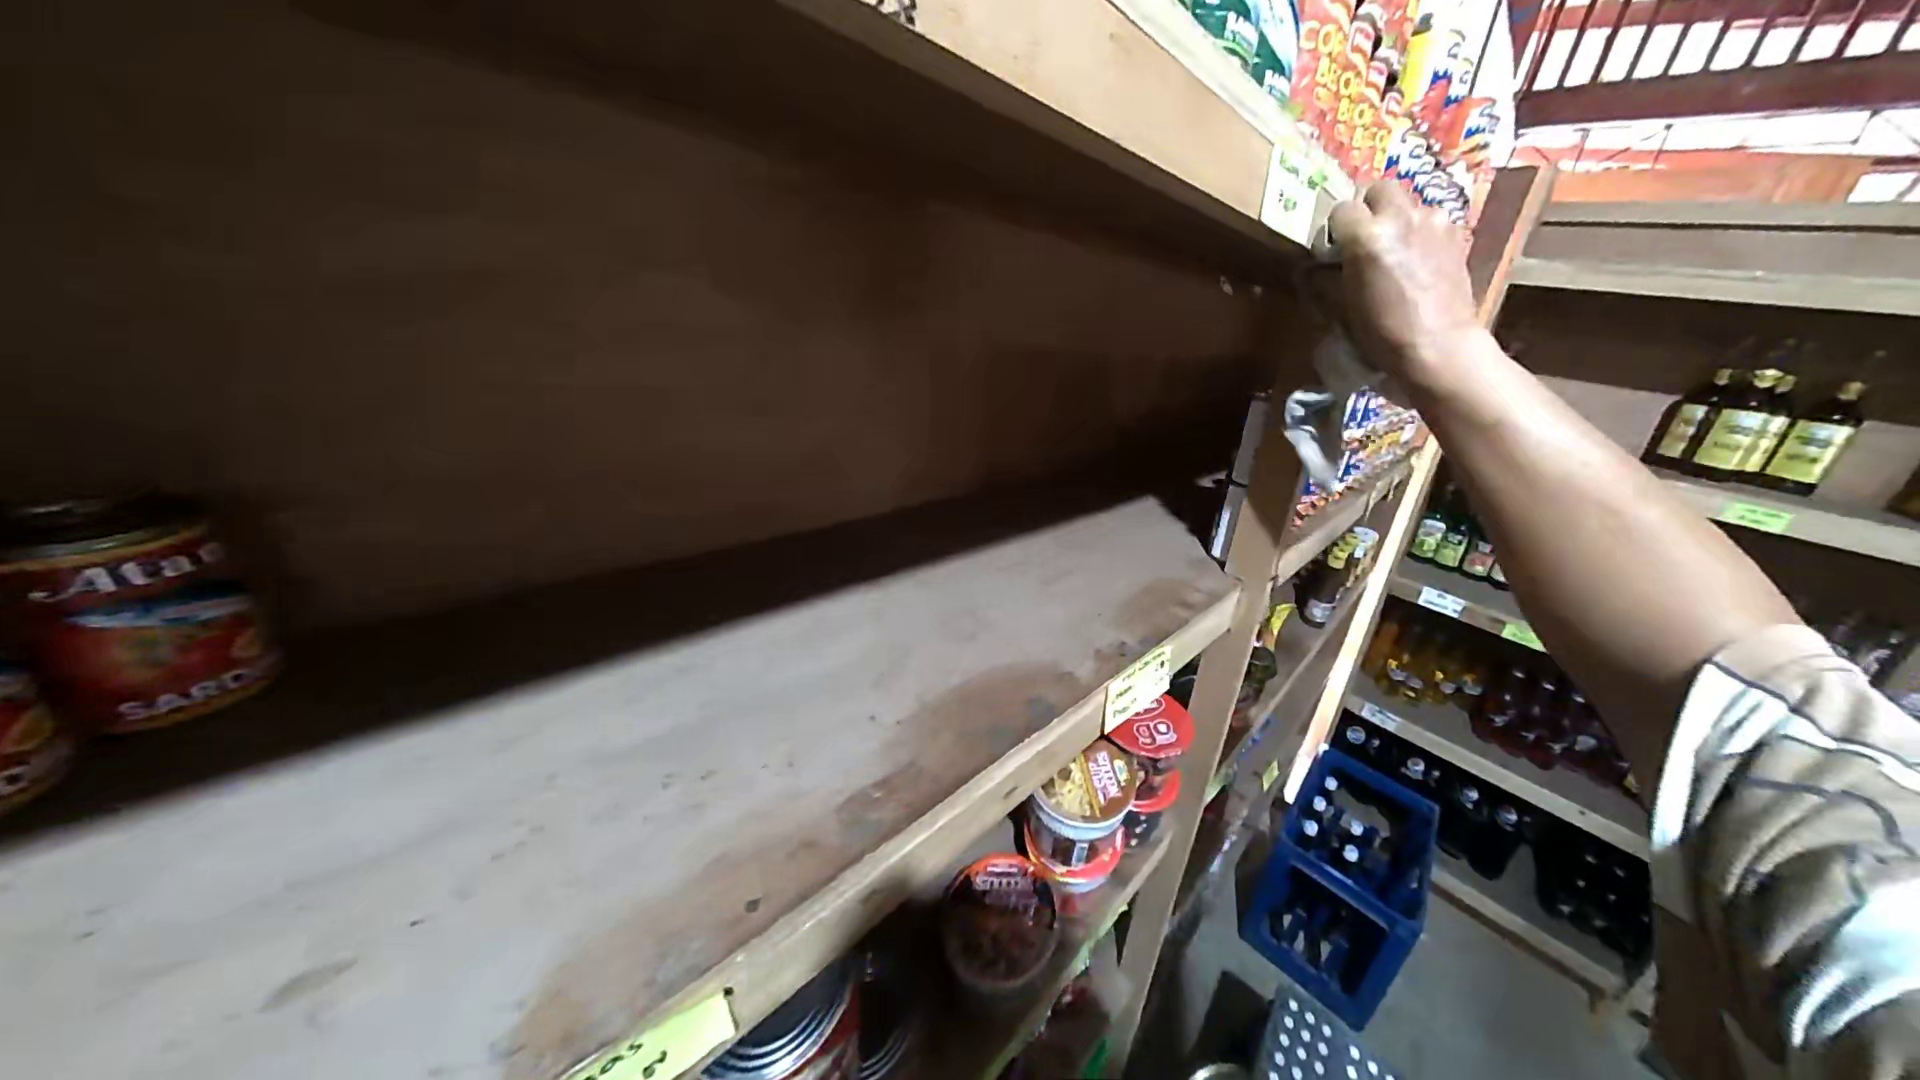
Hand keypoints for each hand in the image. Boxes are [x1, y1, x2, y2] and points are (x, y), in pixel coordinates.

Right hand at [1327, 182, 1484, 385]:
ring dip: (1396, 219)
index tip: (1334, 252)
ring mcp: (1434, 221)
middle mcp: (1401, 217)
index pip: (1341, 209)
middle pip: (1379, 189)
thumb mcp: (1340, 308)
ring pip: (1408, 203)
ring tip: (1394, 251)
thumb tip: (1312, 268)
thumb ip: (1323, 279)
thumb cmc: (1380, 332)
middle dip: (1368, 209)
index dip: (1334, 230)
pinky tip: (1418, 260)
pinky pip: (1431, 220)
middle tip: (1362, 240)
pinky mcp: (1457, 233)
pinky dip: (1421, 232)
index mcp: (1366, 236)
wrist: (1437, 346)